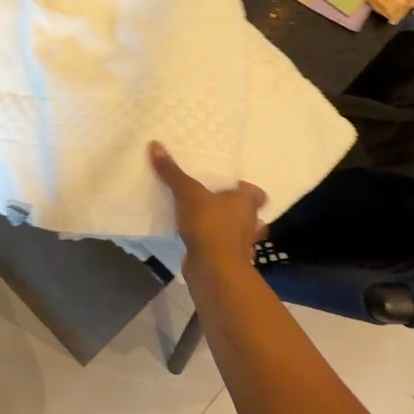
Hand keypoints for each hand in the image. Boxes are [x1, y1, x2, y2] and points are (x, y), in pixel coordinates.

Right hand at [149, 141, 265, 270]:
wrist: (214, 268)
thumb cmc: (209, 224)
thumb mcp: (187, 193)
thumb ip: (172, 172)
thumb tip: (156, 144)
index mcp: (246, 203)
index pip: (258, 194)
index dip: (248, 190)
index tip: (231, 186)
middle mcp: (249, 223)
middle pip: (250, 214)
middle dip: (236, 210)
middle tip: (214, 202)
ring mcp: (241, 246)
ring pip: (239, 234)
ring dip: (227, 230)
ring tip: (206, 223)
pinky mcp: (229, 263)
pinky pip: (223, 250)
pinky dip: (215, 247)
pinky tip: (198, 243)